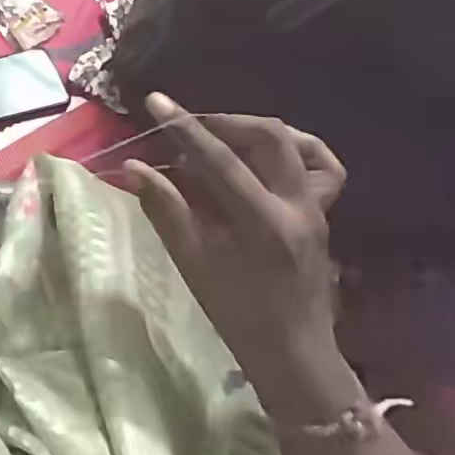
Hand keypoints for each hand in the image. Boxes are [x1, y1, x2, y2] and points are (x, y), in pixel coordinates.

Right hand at [120, 93, 346, 363]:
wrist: (293, 352)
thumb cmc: (236, 312)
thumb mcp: (191, 262)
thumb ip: (164, 208)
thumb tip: (132, 166)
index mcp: (264, 224)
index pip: (220, 160)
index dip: (185, 128)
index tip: (156, 102)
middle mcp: (298, 207)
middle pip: (268, 136)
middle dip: (222, 121)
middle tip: (187, 127)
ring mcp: (316, 207)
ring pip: (295, 142)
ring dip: (252, 129)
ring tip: (220, 137)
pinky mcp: (322, 210)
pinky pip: (321, 165)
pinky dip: (292, 148)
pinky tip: (262, 155)